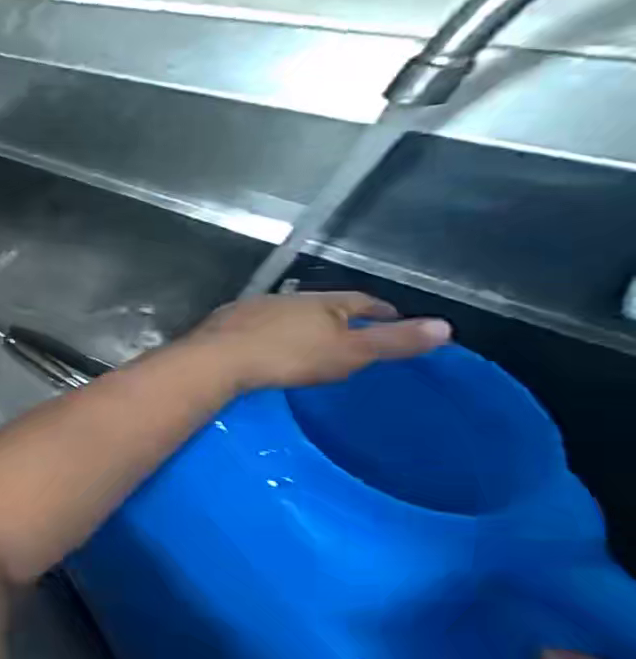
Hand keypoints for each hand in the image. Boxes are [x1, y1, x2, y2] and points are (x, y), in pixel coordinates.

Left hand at [183, 292, 452, 391]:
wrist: (214, 360)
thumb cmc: (287, 357)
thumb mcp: (349, 352)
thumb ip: (393, 340)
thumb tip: (445, 326)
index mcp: (317, 301)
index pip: (360, 299)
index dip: (380, 309)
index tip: (395, 317)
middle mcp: (281, 298)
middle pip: (319, 304)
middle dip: (337, 316)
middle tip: (352, 332)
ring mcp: (247, 310)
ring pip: (283, 314)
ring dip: (299, 325)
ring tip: (311, 342)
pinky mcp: (221, 326)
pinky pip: (254, 327)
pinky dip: (268, 335)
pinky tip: (266, 348)